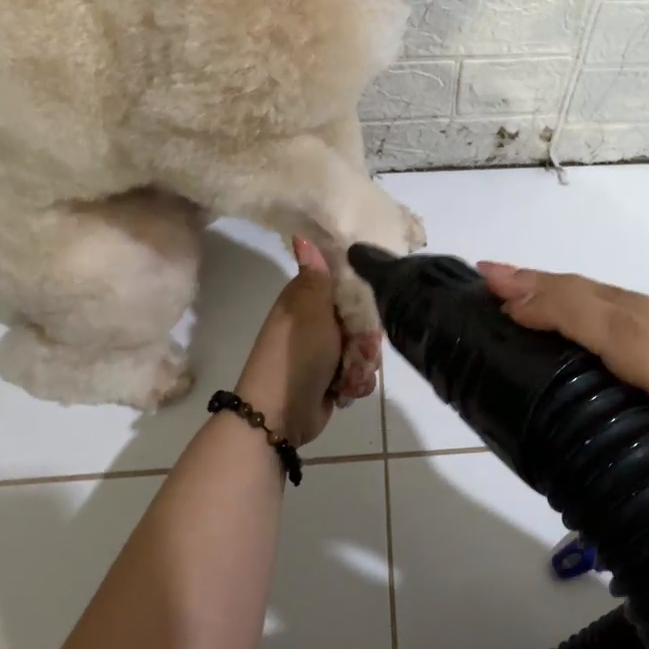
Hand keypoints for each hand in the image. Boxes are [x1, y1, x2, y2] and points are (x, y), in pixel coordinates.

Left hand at [235, 237, 347, 447]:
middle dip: (367, 336)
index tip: (369, 304)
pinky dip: (355, 383)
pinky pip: (359, 374)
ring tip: (350, 374)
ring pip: (364, 348)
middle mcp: (317, 323)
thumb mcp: (310, 308)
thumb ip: (317, 274)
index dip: (362, 292)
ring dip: (363, 363)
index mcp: (307, 299)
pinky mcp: (333, 379)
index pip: (346, 282)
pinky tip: (345, 390)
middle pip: (362, 318)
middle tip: (360, 346)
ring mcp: (325, 353)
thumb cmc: (296, 354)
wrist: (279, 414)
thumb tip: (300, 234)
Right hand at [476, 263, 648, 565]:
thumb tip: (554, 404)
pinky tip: (579, 307)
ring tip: (521, 287)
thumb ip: (620, 441)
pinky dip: (609, 304)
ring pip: (639, 300)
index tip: (505, 302)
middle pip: (625, 301)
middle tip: (492, 276)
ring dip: (576, 291)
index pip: (623, 329)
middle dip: (553, 285)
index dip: (560, 308)